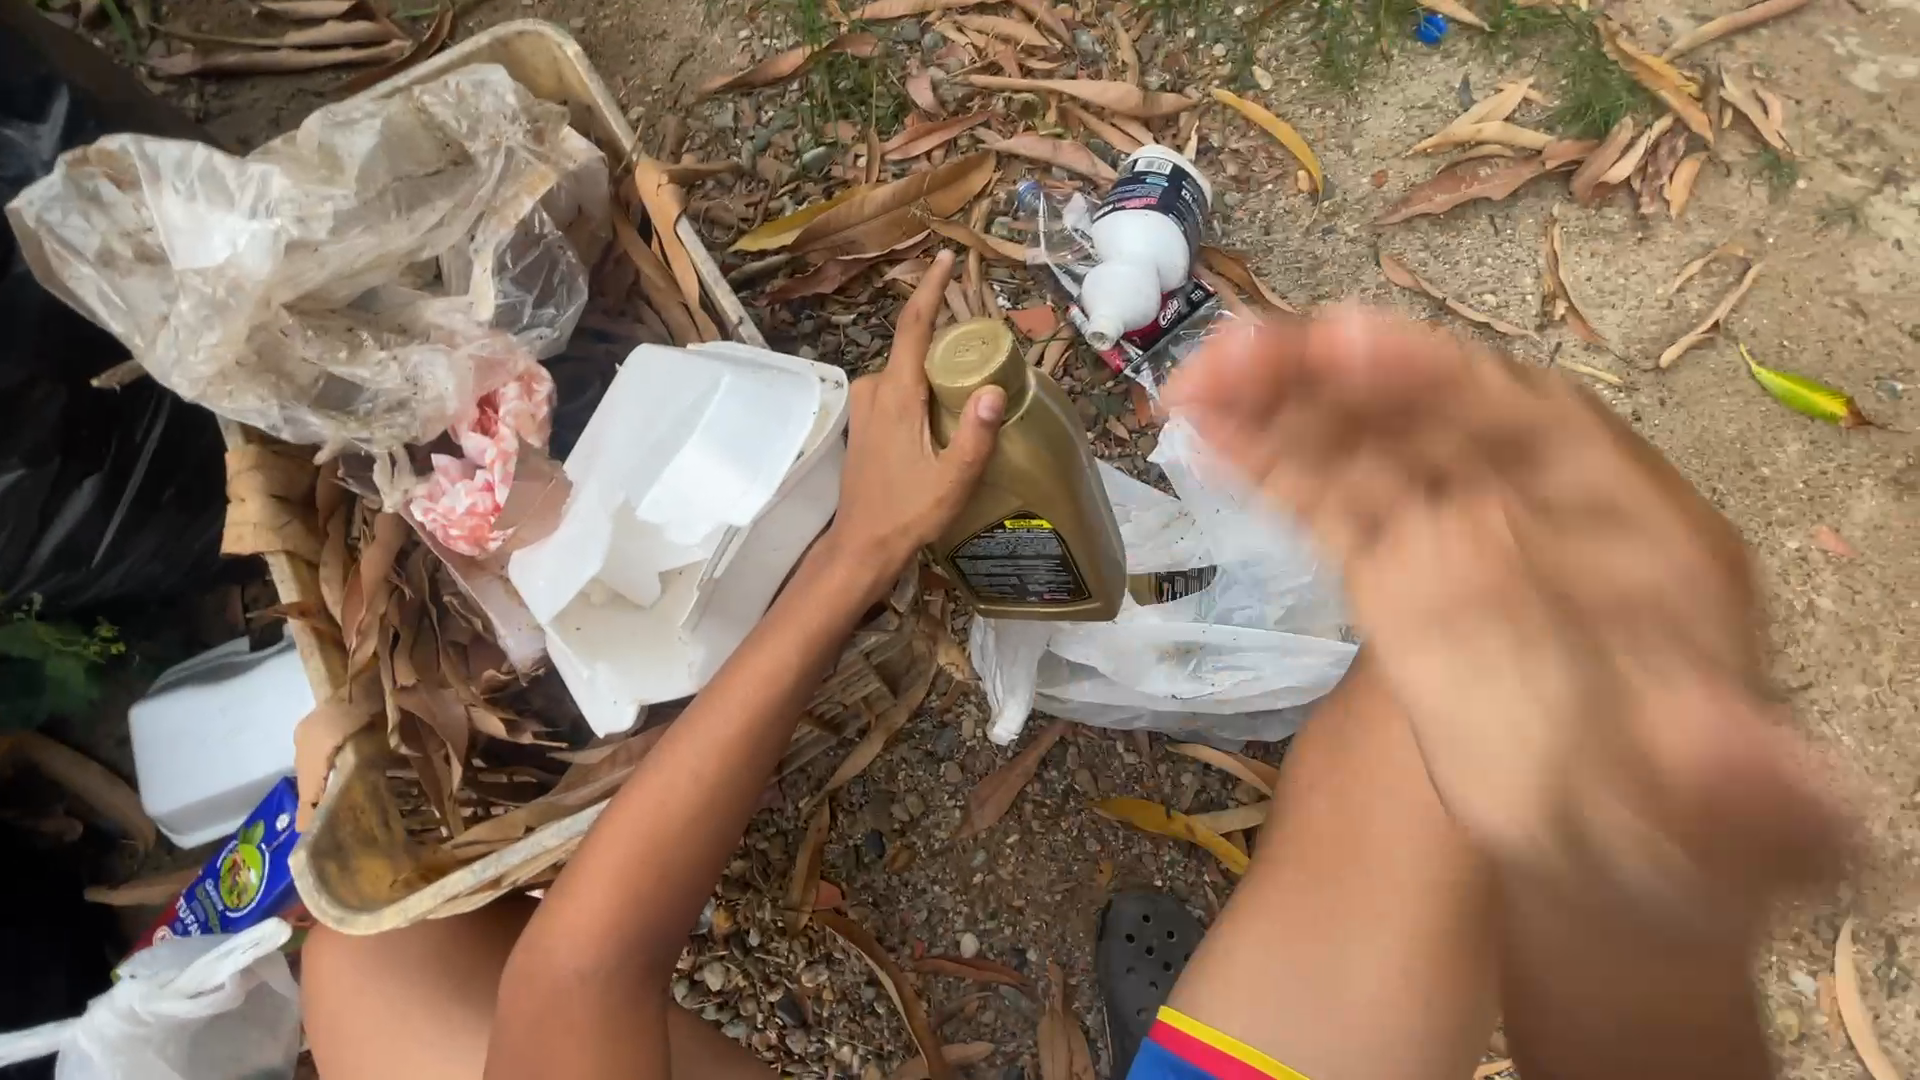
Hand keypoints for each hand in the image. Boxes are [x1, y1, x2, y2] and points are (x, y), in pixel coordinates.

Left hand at [824, 250, 1004, 579]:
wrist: (863, 545)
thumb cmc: (908, 513)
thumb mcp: (953, 480)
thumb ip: (976, 436)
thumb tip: (996, 390)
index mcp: (896, 395)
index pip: (914, 325)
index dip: (931, 287)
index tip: (945, 256)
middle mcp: (874, 390)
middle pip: (913, 345)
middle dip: (946, 337)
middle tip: (985, 348)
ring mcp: (865, 406)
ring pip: (905, 369)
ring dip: (934, 367)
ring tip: (971, 384)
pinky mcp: (864, 423)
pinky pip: (896, 387)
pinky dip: (921, 385)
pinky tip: (943, 408)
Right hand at [1166, 309, 1846, 925]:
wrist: (1602, 837)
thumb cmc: (1666, 818)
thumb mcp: (1721, 821)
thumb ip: (1734, 794)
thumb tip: (1747, 769)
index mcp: (1621, 526)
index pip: (1524, 423)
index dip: (1432, 379)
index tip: (1343, 348)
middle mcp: (1525, 505)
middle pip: (1416, 415)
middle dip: (1321, 378)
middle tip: (1230, 353)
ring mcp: (1443, 532)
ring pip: (1352, 449)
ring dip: (1270, 411)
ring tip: (1191, 387)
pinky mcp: (1383, 566)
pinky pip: (1318, 503)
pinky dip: (1262, 468)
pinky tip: (1206, 438)